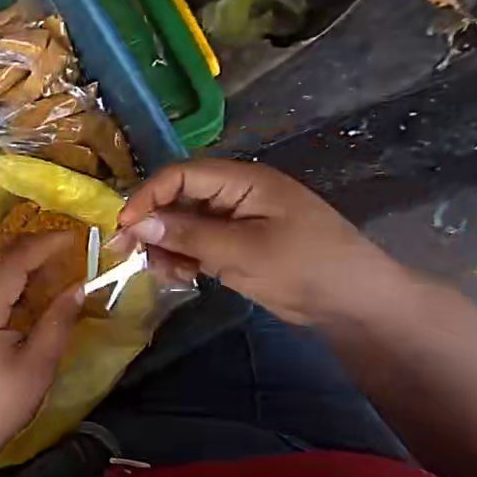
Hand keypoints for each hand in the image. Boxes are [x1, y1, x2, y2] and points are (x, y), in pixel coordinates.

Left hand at [0, 232, 84, 461]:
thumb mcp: (38, 366)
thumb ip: (58, 322)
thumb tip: (79, 288)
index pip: (12, 263)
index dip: (44, 246)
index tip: (74, 237)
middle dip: (23, 241)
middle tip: (57, 245)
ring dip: (9, 254)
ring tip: (45, 262)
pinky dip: (0, 272)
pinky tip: (25, 287)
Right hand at [117, 158, 408, 325]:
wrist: (352, 301)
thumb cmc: (304, 266)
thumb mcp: (243, 251)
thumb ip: (189, 235)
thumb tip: (138, 223)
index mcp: (243, 180)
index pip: (182, 175)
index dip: (148, 196)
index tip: (124, 227)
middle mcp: (235, 195)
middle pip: (179, 198)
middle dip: (153, 224)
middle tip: (127, 254)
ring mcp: (237, 221)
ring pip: (185, 224)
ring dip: (167, 245)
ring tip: (163, 273)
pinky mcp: (238, 246)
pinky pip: (199, 244)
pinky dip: (184, 258)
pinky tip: (182, 277)